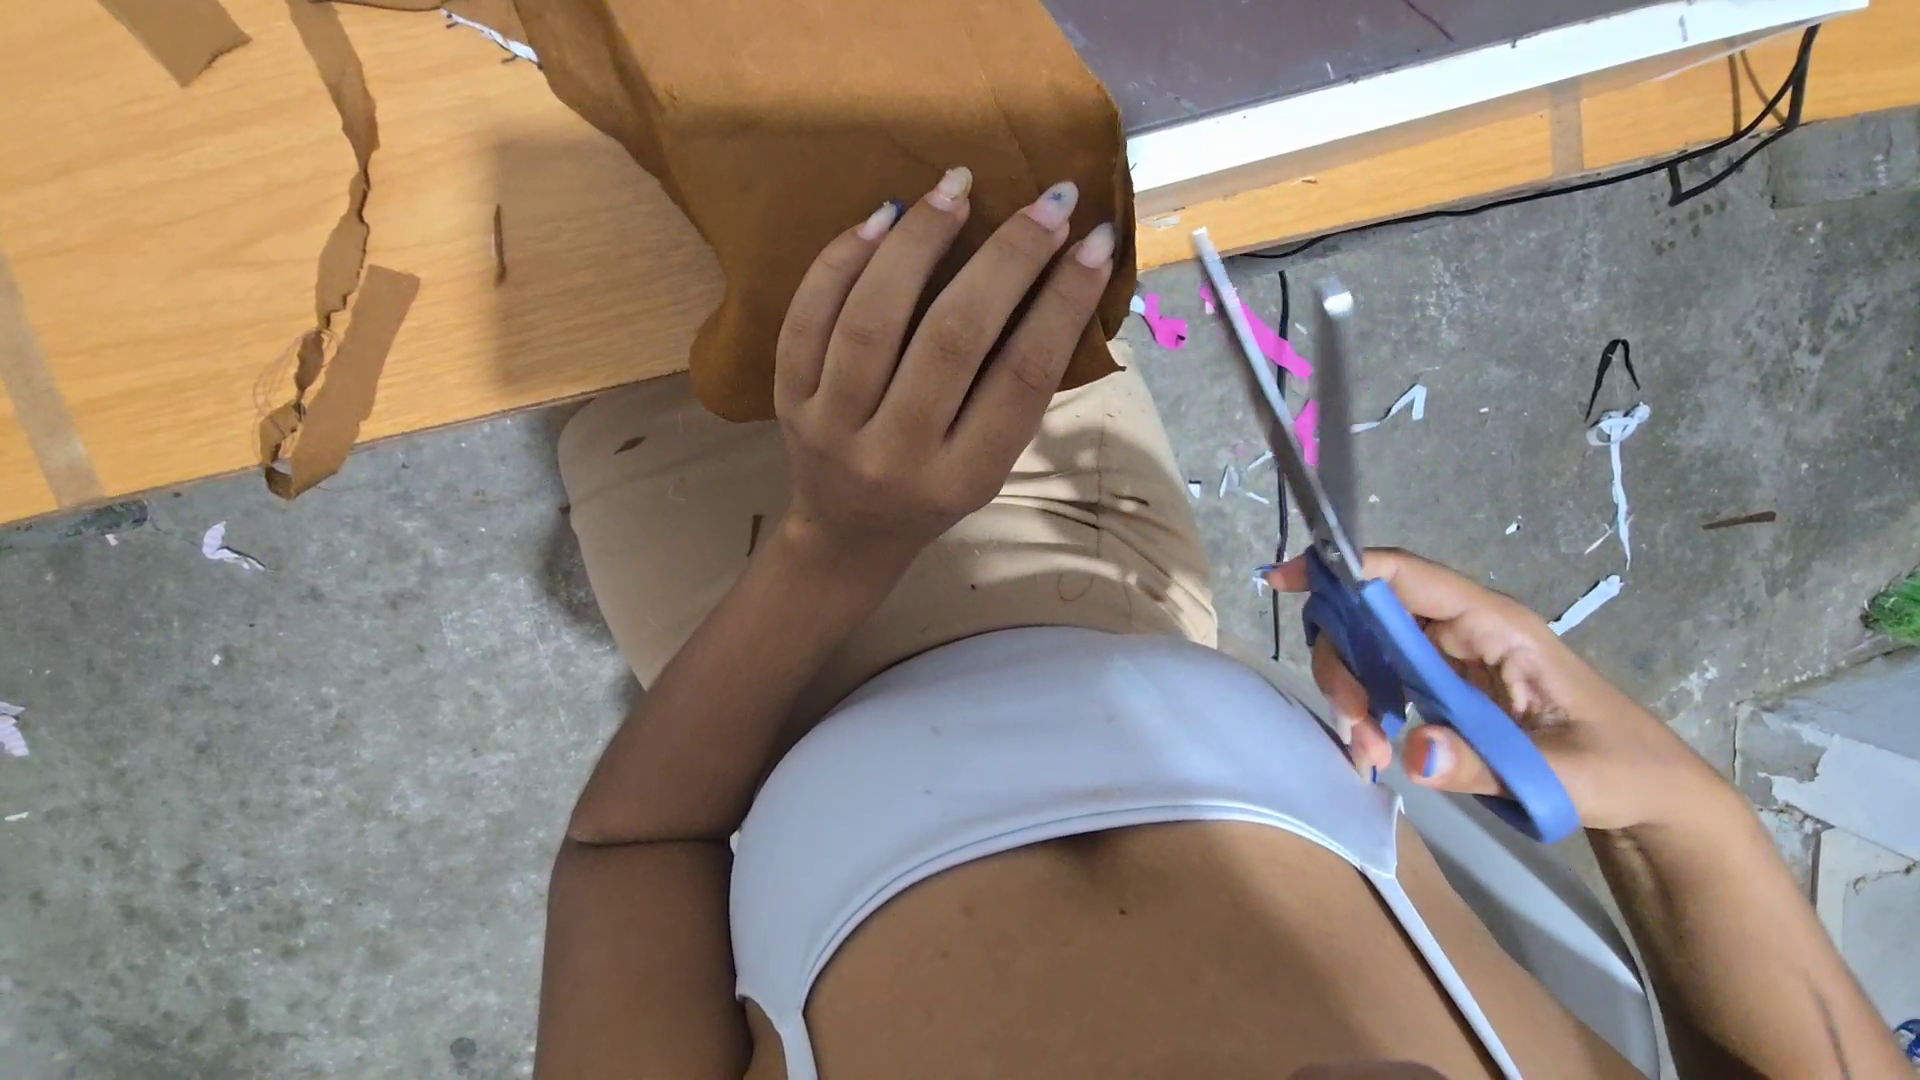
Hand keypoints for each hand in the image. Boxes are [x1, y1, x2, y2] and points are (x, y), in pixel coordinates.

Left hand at [771, 167, 1115, 575]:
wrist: (848, 535)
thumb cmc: (934, 496)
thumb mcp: (988, 467)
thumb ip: (1014, 394)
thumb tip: (1058, 282)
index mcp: (964, 478)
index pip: (1021, 378)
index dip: (1064, 303)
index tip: (1094, 240)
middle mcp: (896, 455)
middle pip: (952, 339)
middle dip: (1007, 259)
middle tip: (1046, 202)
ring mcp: (832, 427)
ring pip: (873, 319)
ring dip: (919, 243)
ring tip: (956, 187)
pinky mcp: (788, 401)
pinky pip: (807, 319)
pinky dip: (841, 261)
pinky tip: (881, 217)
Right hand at [1264, 549, 1733, 830]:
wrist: (1648, 795)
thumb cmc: (1622, 772)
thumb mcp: (1564, 777)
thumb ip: (1485, 765)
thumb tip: (1409, 753)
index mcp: (1496, 625)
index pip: (1408, 577)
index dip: (1345, 568)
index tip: (1285, 578)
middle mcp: (1460, 629)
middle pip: (1368, 616)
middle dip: (1342, 664)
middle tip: (1353, 725)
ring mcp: (1445, 655)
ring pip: (1364, 648)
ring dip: (1348, 693)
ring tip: (1368, 752)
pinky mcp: (1435, 683)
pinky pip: (1376, 678)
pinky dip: (1360, 709)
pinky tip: (1371, 748)